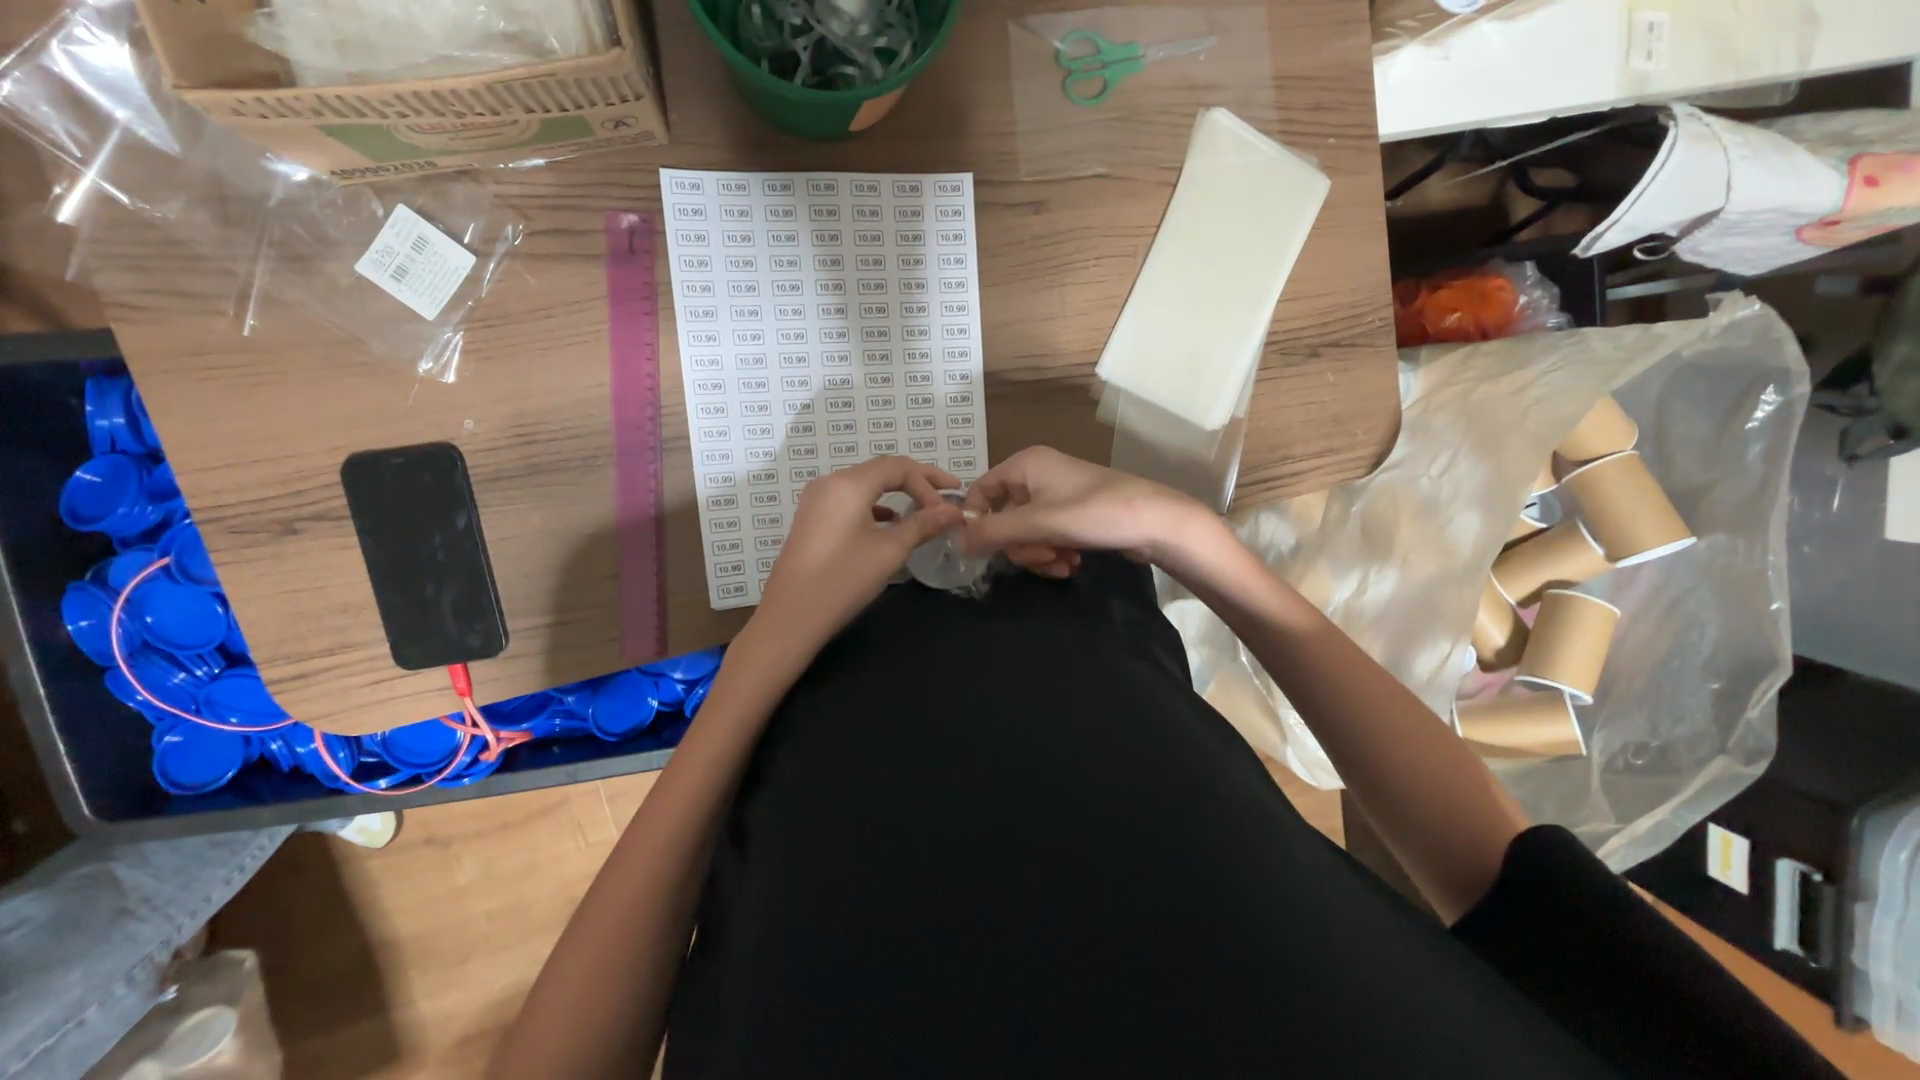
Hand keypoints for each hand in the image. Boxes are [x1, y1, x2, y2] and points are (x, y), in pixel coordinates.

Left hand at [752, 456, 964, 653]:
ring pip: (865, 485)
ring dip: (896, 494)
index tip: (950, 507)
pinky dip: (875, 507)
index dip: (929, 482)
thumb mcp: (889, 551)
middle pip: (881, 471)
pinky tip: (890, 523)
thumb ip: (923, 525)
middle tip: (947, 496)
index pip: (899, 467)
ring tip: (923, 510)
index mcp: (849, 484)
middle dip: (916, 482)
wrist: (791, 617)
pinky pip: (850, 501)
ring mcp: (817, 500)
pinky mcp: (812, 519)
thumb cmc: (843, 580)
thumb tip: (954, 511)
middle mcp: (830, 483)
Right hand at [960, 447, 1214, 575]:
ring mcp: (1057, 497)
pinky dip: (1054, 554)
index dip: (977, 520)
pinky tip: (1072, 564)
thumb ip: (994, 532)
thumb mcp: (1039, 523)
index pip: (980, 490)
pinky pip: (1047, 539)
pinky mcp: (1074, 518)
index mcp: (1025, 464)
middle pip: (1003, 518)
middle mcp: (1038, 476)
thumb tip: (955, 541)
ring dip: (1038, 554)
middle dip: (1019, 545)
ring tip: (1063, 563)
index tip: (982, 549)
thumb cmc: (1096, 513)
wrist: (1157, 523)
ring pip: (1025, 534)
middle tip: (1042, 556)